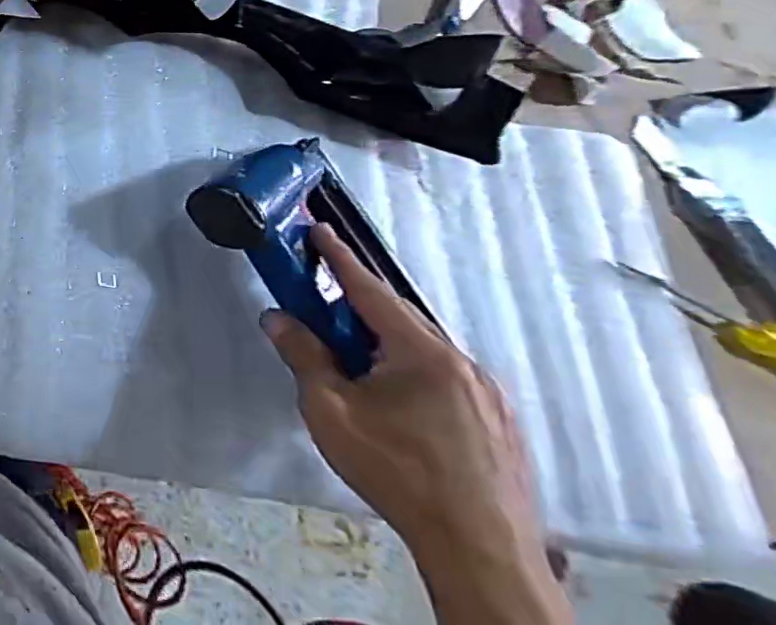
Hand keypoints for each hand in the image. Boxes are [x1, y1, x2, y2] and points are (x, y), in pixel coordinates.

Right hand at [262, 225, 568, 623]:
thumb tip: (278, 319)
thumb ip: (304, 358)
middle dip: (359, 308)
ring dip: (386, 345)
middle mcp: (459, 361)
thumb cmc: (397, 473)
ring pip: (425, 350)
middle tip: (325, 312)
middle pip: (399, 318)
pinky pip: (447, 378)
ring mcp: (486, 393)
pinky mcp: (498, 422)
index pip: (369, 289)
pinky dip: (414, 373)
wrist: (480, 550)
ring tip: (359, 369)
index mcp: (420, 352)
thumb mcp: (332, 412)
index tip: (318, 226)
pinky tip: (400, 407)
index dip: (338, 257)